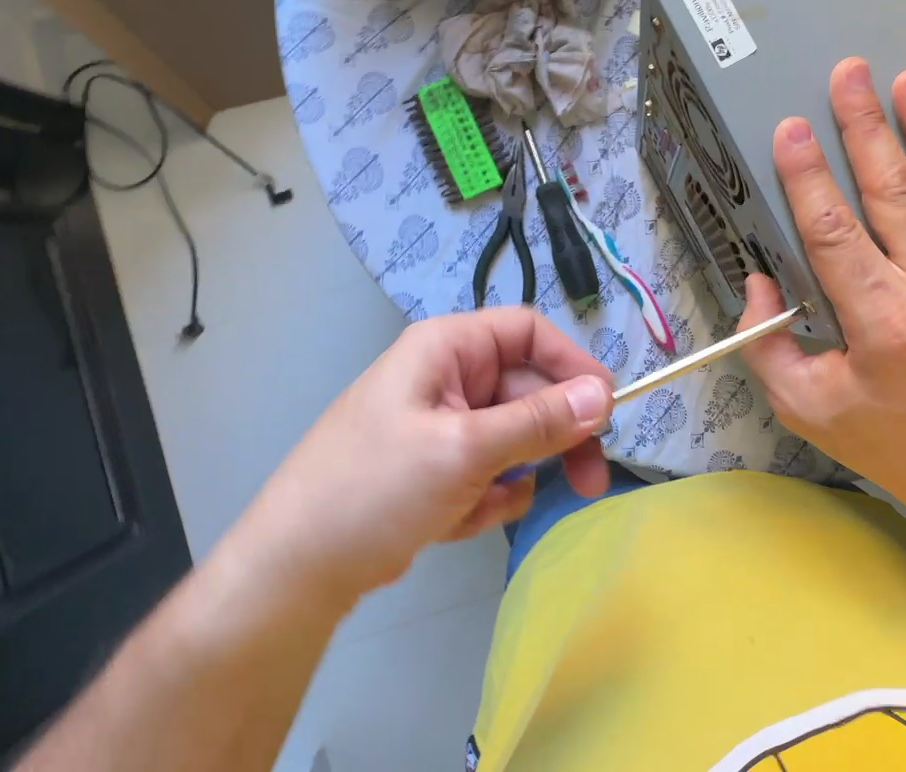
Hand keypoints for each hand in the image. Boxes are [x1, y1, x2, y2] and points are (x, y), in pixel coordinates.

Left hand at [231, 310, 613, 613]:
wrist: (297, 570)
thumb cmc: (375, 489)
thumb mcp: (465, 450)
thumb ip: (540, 422)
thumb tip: (605, 396)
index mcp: (447, 349)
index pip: (529, 334)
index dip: (573, 365)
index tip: (608, 408)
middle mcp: (448, 378)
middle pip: (529, 392)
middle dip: (554, 439)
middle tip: (589, 484)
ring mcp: (443, 425)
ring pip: (515, 438)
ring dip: (511, 477)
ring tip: (483, 508)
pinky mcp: (439, 469)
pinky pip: (491, 472)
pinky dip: (485, 499)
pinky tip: (453, 522)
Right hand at [739, 58, 905, 522]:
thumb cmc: (879, 433)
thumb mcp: (800, 403)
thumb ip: (765, 343)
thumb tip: (760, 278)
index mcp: (884, 325)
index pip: (834, 231)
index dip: (807, 175)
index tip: (791, 128)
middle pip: (897, 193)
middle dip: (867, 128)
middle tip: (850, 74)